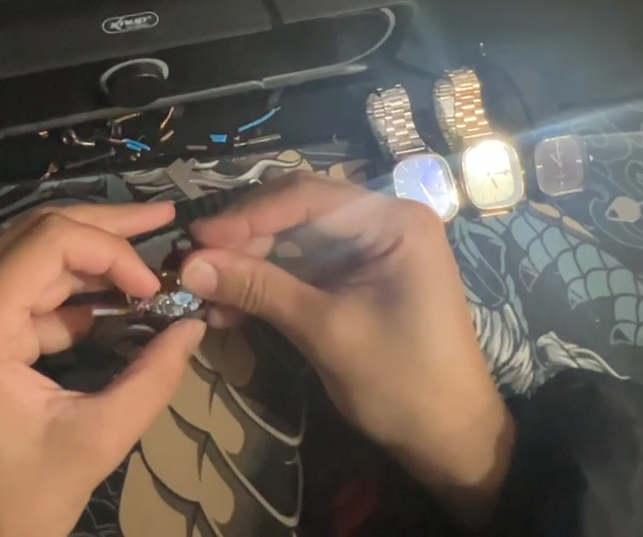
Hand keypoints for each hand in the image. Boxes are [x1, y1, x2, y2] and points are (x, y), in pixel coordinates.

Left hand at [0, 201, 207, 536]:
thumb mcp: (93, 443)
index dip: (112, 249)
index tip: (153, 286)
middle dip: (106, 227)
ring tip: (144, 257)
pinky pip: (17, 284)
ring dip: (88, 254)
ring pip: (28, 251)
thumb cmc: (13, 507)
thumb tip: (195, 325)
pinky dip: (65, 288)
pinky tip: (111, 297)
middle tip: (162, 219)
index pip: (51, 240)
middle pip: (37, 232)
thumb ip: (152, 379)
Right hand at [180, 175, 513, 525]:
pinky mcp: (356, 274)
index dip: (247, 215)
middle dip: (245, 240)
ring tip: (207, 292)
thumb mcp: (325, 330)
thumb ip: (258, 288)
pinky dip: (268, 283)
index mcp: (391, 219)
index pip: (306, 197)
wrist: (453, 445)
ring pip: (292, 238)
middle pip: (296, 212)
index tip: (198, 238)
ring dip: (250, 264)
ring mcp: (369, 247)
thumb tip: (188, 265)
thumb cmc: (402, 383)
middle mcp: (381, 219)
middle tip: (195, 264)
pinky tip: (232, 306)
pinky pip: (302, 265)